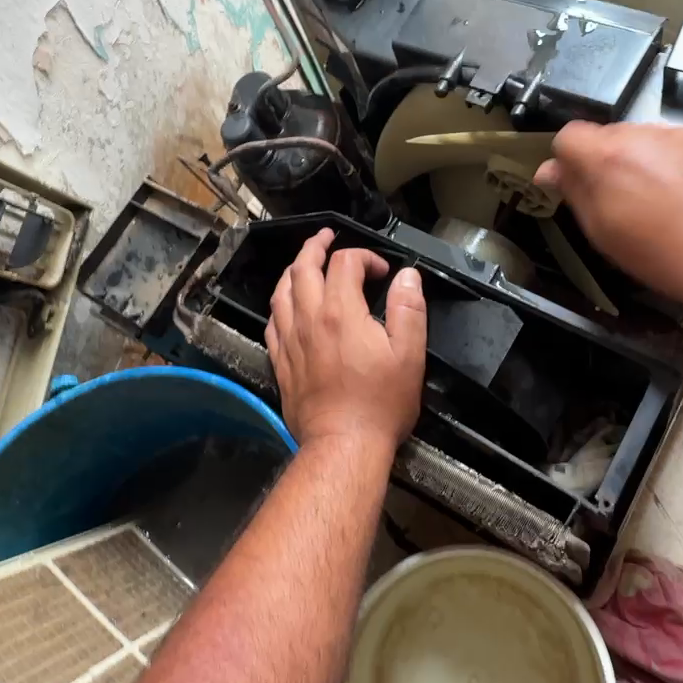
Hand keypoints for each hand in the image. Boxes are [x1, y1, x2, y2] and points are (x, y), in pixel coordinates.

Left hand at [265, 229, 427, 449]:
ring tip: (305, 263)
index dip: (365, 257)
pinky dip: (281, 304)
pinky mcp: (281, 362)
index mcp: (341, 312)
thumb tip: (406, 276)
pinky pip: (272, 322)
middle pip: (303, 268)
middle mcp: (309, 319)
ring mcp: (290, 341)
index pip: (345, 263)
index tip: (382, 271)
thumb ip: (408, 309)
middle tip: (327, 237)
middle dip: (315, 246)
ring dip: (294, 270)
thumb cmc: (380, 402)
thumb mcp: (410, 354)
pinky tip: (289, 306)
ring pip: (282, 291)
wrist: (344, 445)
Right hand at [534, 122, 682, 309]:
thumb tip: (548, 170)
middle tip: (619, 199)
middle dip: (606, 160)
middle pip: (607, 136)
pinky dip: (671, 162)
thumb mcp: (601, 231)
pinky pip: (675, 144)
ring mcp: (678, 133)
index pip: (568, 135)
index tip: (576, 184)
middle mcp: (640, 134)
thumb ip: (573, 192)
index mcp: (606, 156)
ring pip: (642, 139)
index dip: (567, 159)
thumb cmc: (658, 254)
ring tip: (658, 199)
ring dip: (640, 160)